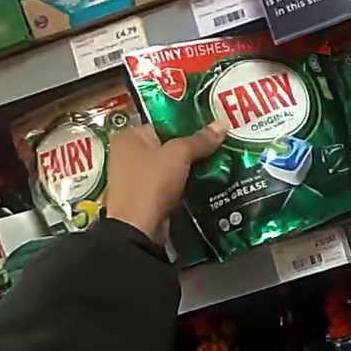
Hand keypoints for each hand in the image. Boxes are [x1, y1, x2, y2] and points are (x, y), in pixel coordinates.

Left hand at [106, 122, 226, 242]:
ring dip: (190, 164)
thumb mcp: (179, 155)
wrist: (139, 228)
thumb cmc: (152, 182)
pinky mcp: (145, 195)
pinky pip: (169, 181)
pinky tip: (206, 178)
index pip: (163, 122)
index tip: (211, 125)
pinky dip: (184, 180)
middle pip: (167, 143)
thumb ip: (200, 139)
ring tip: (218, 158)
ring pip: (169, 164)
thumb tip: (223, 123)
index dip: (188, 122)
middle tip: (219, 141)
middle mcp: (128, 153)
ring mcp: (135, 176)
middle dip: (192, 144)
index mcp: (129, 136)